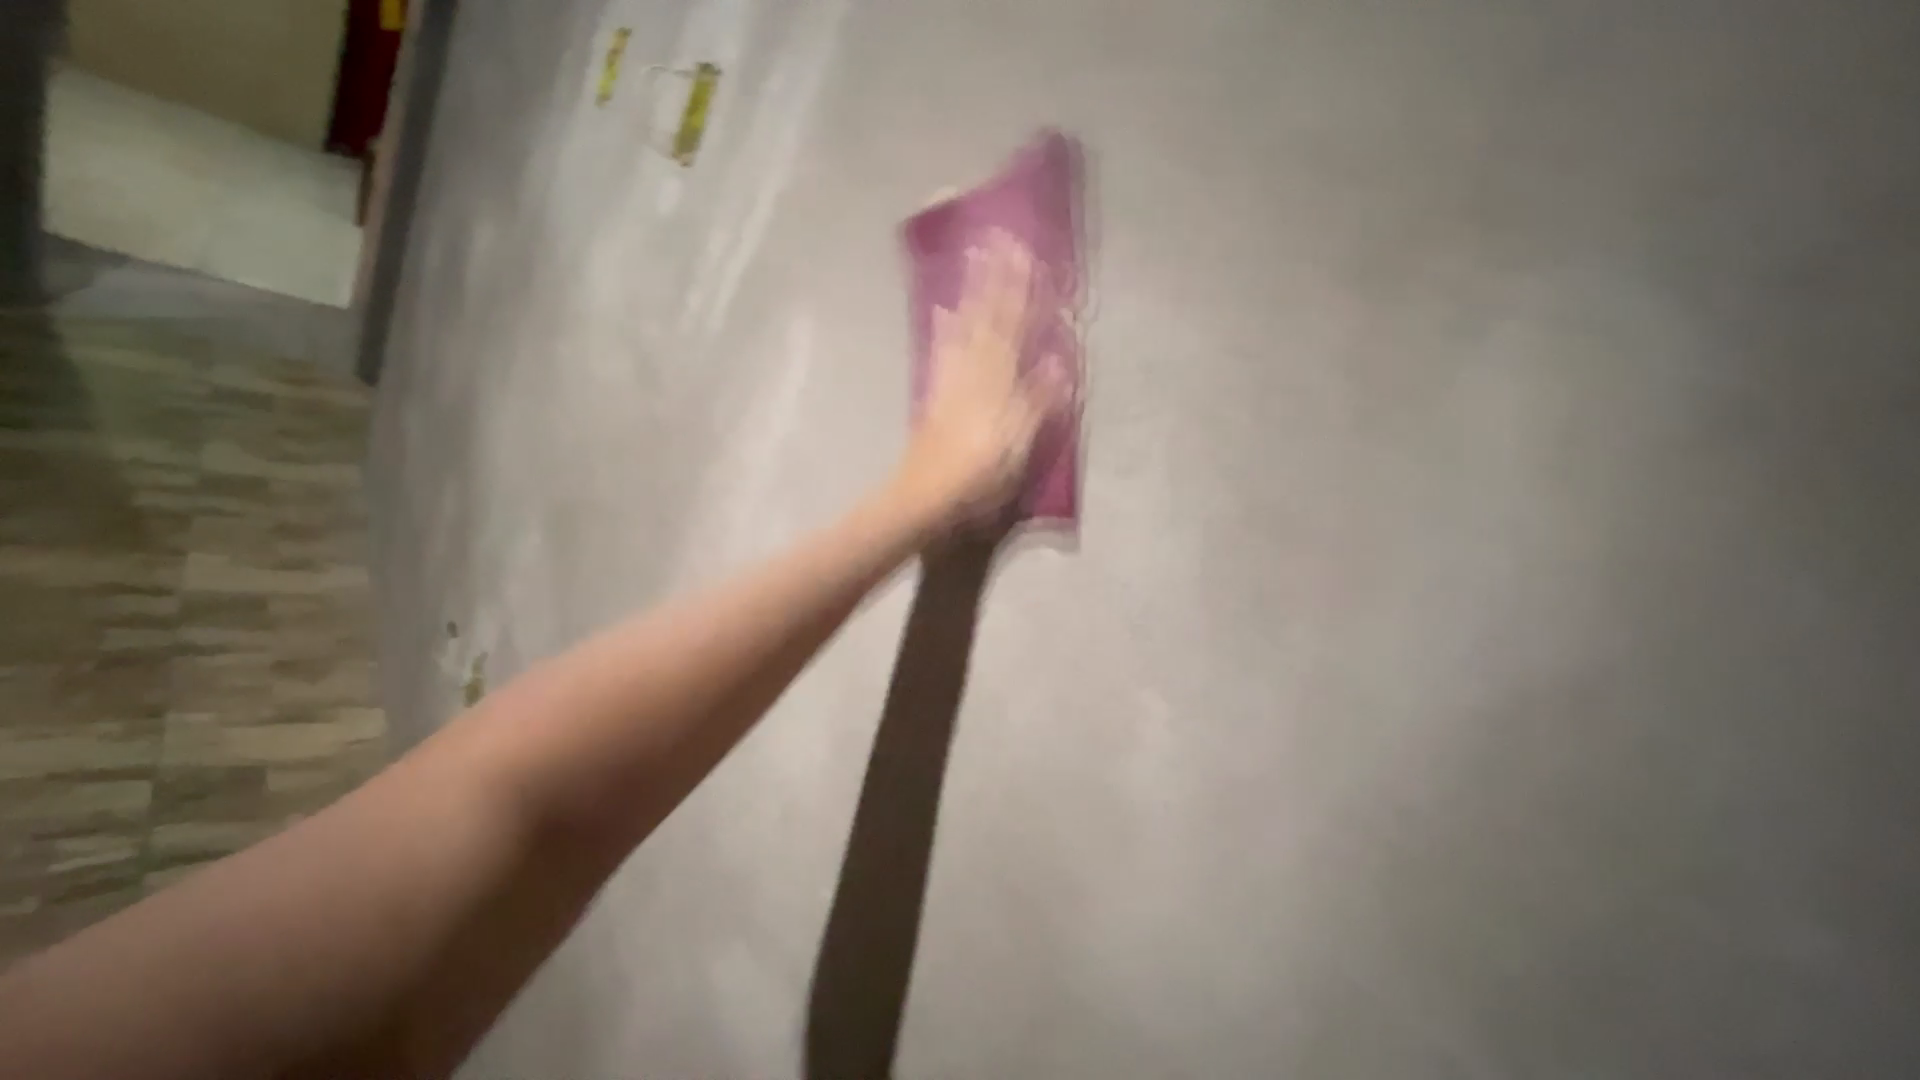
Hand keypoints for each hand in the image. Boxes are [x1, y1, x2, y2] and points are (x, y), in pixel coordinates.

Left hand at [892, 229, 1065, 531]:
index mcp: (1000, 381)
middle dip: (996, 277)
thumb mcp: (1020, 443)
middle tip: (999, 237)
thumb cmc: (979, 474)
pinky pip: (942, 350)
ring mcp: (952, 380)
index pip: (1016, 327)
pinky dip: (944, 327)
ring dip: (972, 291)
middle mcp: (975, 371)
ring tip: (975, 258)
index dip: (1023, 291)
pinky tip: (943, 310)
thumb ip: (1040, 400)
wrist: (926, 496)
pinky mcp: (936, 394)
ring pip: (966, 325)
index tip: (1029, 253)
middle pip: (988, 316)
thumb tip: (1060, 359)